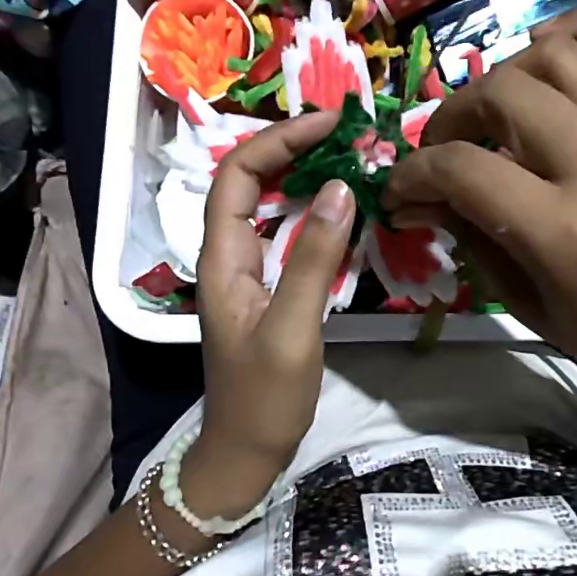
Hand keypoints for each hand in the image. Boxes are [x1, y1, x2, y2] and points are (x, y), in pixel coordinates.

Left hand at [192, 110, 355, 509]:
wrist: (247, 451)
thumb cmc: (264, 396)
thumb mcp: (292, 328)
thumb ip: (314, 259)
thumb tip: (341, 187)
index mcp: (223, 257)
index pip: (238, 174)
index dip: (280, 140)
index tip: (331, 124)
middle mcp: (230, 255)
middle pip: (252, 181)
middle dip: (296, 149)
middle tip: (351, 136)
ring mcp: (249, 272)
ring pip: (272, 206)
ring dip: (307, 177)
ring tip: (353, 159)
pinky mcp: (269, 289)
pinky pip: (289, 235)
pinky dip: (316, 213)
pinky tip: (346, 211)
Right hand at [385, 4, 576, 404]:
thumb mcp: (522, 299)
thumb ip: (468, 235)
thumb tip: (415, 198)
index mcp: (565, 231)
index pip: (464, 169)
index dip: (414, 174)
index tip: (398, 191)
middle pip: (505, 93)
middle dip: (452, 116)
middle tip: (440, 152)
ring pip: (558, 56)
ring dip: (506, 73)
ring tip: (490, 111)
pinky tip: (555, 44)